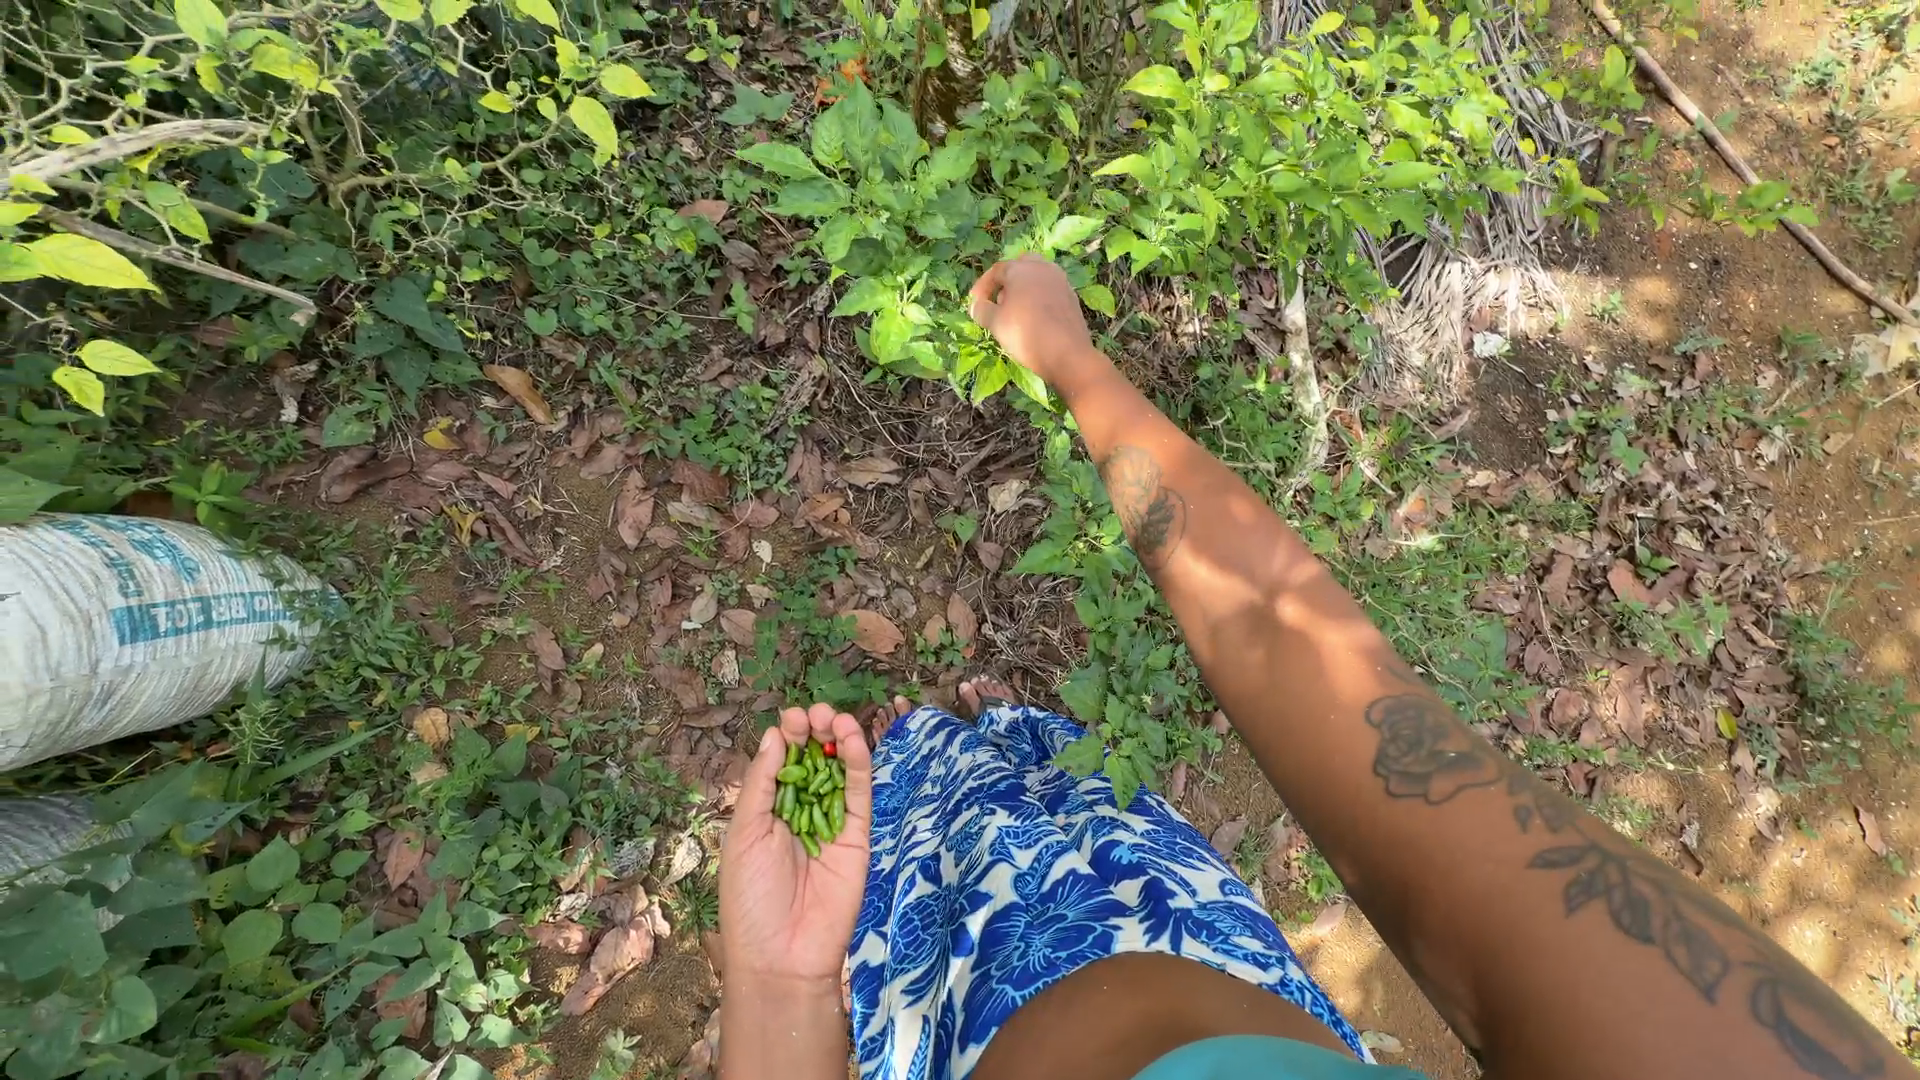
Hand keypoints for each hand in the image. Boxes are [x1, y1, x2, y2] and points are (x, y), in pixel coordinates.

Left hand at [718, 703, 871, 985]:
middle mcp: (803, 809)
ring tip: (834, 717)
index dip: (789, 736)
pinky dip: (859, 762)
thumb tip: (775, 734)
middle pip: (814, 758)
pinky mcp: (859, 832)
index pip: (784, 761)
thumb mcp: (744, 834)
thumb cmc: (750, 897)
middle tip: (815, 713)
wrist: (781, 956)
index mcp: (770, 809)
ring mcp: (834, 819)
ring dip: (839, 738)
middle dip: (815, 731)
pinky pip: (860, 792)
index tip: (792, 717)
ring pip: (840, 769)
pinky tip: (853, 738)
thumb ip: (762, 783)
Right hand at [968, 254, 1106, 389]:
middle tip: (998, 303)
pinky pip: (1049, 292)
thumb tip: (976, 306)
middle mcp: (1042, 268)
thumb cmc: (1025, 333)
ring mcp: (1060, 281)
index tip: (975, 304)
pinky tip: (1034, 319)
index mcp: (1021, 269)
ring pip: (1036, 279)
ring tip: (1014, 312)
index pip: (996, 271)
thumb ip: (982, 310)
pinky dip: (1038, 300)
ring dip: (1023, 291)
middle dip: (1006, 283)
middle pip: (1019, 268)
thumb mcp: (996, 323)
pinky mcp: (1071, 297)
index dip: (982, 287)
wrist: (1066, 353)